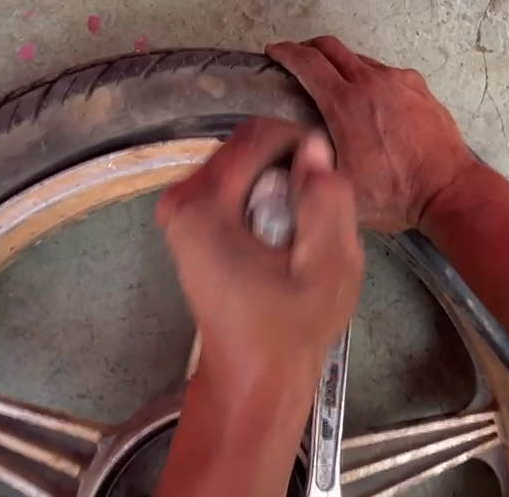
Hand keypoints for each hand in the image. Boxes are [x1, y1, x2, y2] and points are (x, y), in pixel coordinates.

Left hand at [158, 117, 363, 389]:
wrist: (253, 373)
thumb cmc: (291, 328)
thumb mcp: (331, 269)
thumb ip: (328, 204)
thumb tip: (314, 147)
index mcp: (205, 207)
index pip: (261, 134)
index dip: (302, 147)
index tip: (322, 188)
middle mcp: (180, 197)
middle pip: (248, 142)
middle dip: (288, 166)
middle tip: (310, 214)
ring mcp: (178, 205)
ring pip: (243, 155)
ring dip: (278, 178)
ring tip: (296, 226)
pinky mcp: (186, 214)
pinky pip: (234, 175)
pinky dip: (263, 189)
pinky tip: (277, 230)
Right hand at [267, 36, 480, 232]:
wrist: (448, 189)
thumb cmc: (395, 194)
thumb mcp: (340, 188)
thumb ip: (310, 166)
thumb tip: (289, 148)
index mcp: (346, 104)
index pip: (308, 63)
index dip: (286, 52)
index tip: (274, 51)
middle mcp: (372, 83)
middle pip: (331, 47)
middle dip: (307, 47)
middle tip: (295, 57)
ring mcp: (398, 81)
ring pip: (359, 59)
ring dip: (339, 63)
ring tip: (331, 83)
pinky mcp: (417, 86)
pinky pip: (385, 72)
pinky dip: (368, 77)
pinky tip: (368, 99)